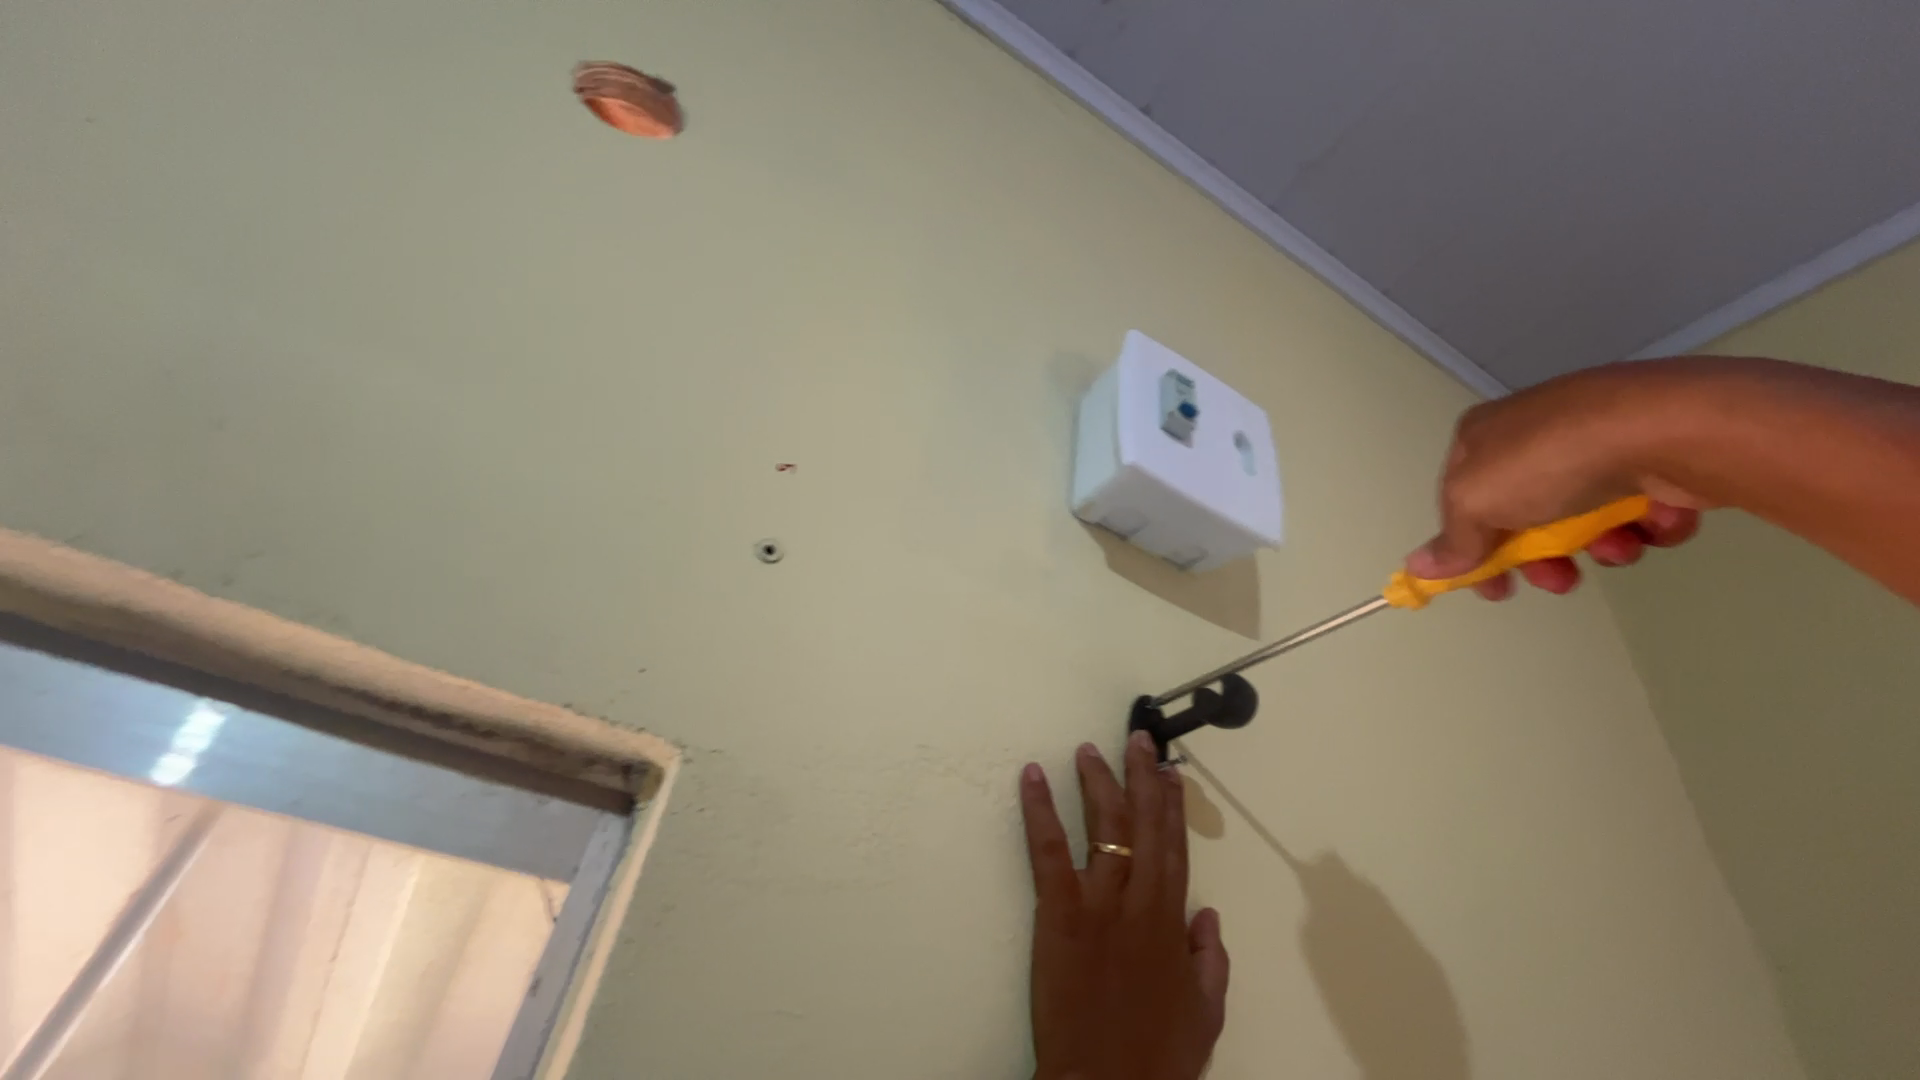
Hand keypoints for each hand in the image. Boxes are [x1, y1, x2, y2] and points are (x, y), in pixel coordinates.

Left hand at [1021, 732, 1228, 1079]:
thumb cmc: (1156, 1057)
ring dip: (1099, 782)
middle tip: (1136, 738)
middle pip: (1146, 826)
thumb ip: (1210, 961)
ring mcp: (1101, 903)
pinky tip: (1033, 776)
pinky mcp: (1060, 912)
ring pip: (1107, 829)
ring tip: (1088, 749)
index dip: (1174, 806)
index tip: (1171, 772)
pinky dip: (1040, 810)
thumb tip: (1209, 915)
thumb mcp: (1205, 1014)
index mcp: (1173, 922)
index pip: (1176, 849)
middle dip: (1142, 777)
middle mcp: (1142, 902)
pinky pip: (1049, 851)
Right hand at [1408, 364, 1705, 598]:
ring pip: (1583, 514)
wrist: (1669, 428)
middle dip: (1541, 556)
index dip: (1470, 546)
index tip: (1492, 586)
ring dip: (1598, 545)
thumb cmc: (1549, 462)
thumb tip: (1419, 568)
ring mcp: (1597, 440)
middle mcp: (1534, 433)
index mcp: (1482, 436)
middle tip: (1560, 580)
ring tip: (1618, 548)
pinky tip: (1655, 522)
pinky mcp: (1655, 452)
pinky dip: (1645, 524)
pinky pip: (1639, 503)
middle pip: (1523, 513)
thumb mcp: (1476, 503)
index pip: (1462, 499)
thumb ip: (1452, 541)